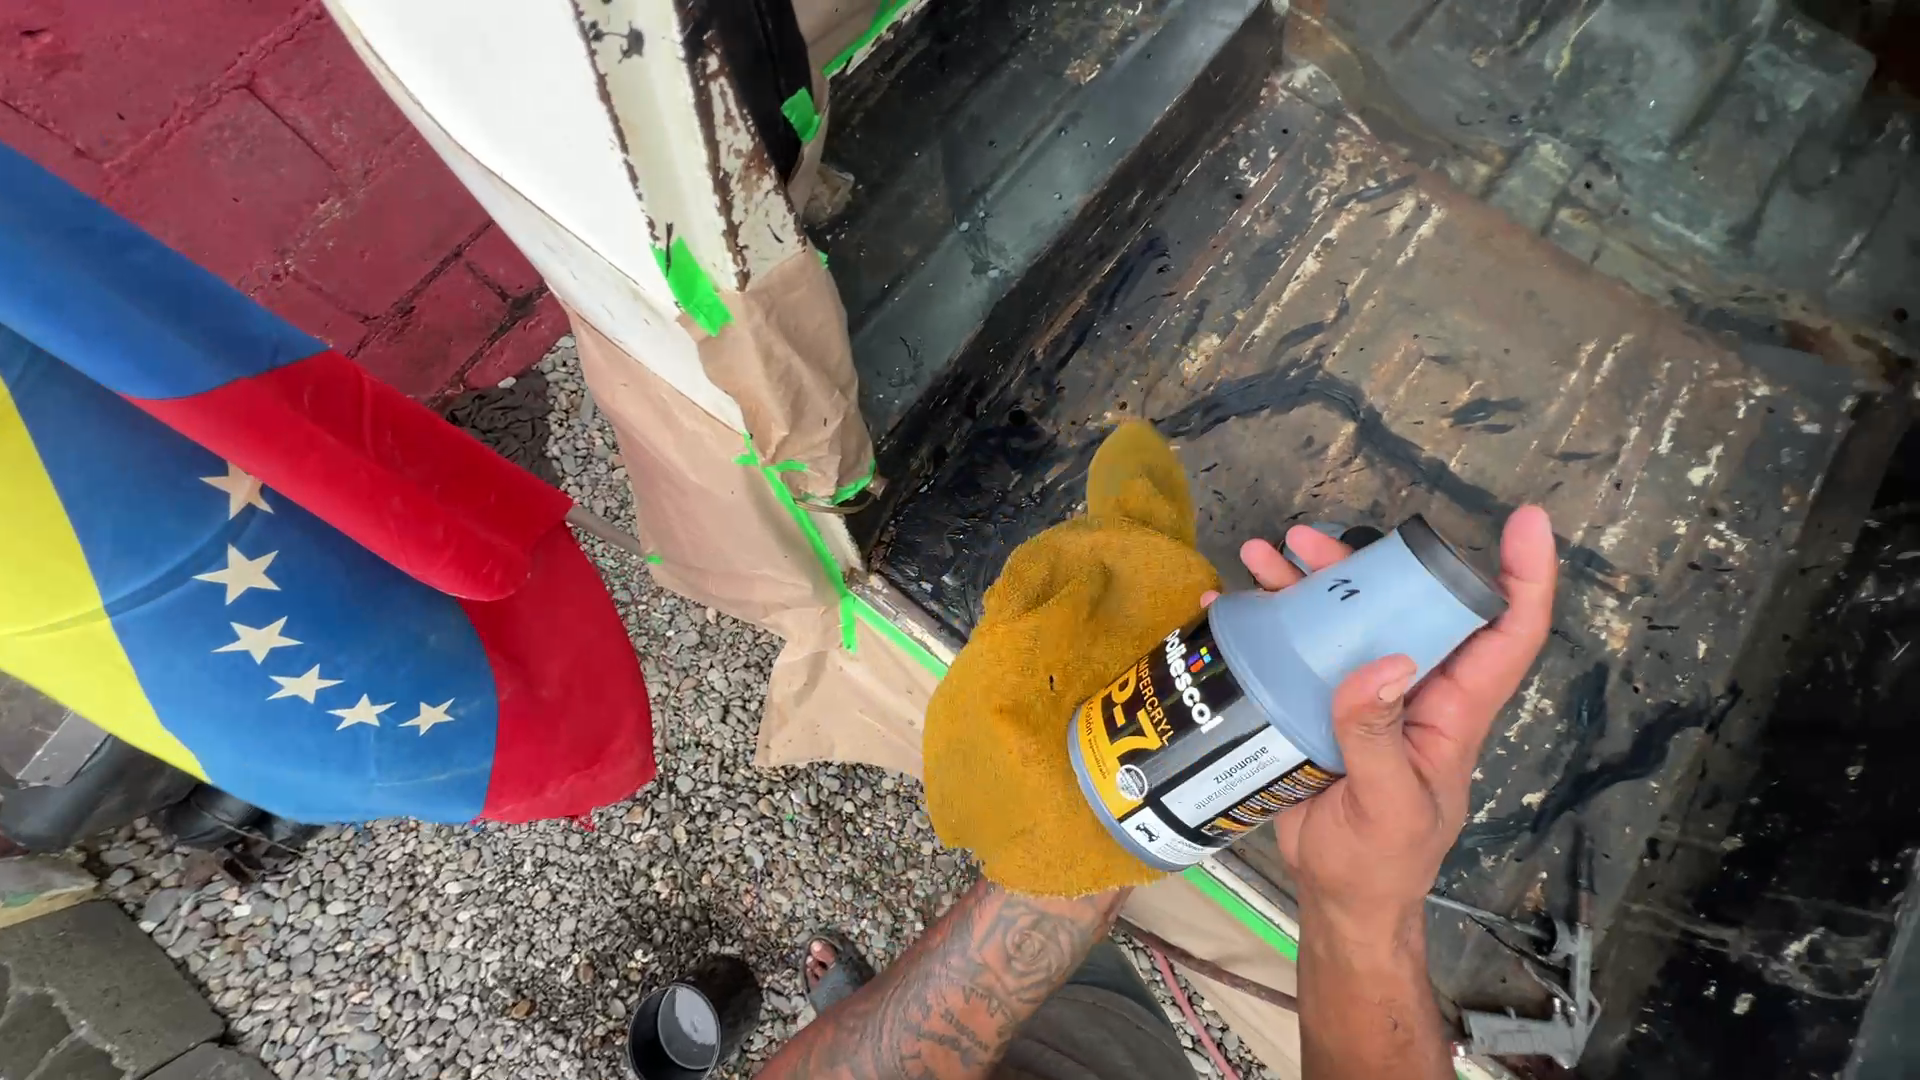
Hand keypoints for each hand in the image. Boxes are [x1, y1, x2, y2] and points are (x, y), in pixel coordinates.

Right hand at [1206, 508, 1558, 946]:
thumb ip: (1380, 737)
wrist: (1335, 891)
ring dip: (1302, 583)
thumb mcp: (1387, 805)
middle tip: (1304, 539)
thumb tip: (1384, 663)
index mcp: (1451, 710)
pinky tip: (1227, 605)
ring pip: (1340, 619)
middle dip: (1360, 563)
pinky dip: (1263, 623)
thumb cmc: (1381, 859)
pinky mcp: (1315, 703)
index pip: (1504, 634)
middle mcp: (1409, 688)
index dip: (1522, 578)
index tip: (1524, 523)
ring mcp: (1359, 694)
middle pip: (1399, 606)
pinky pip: (1293, 650)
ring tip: (1257, 558)